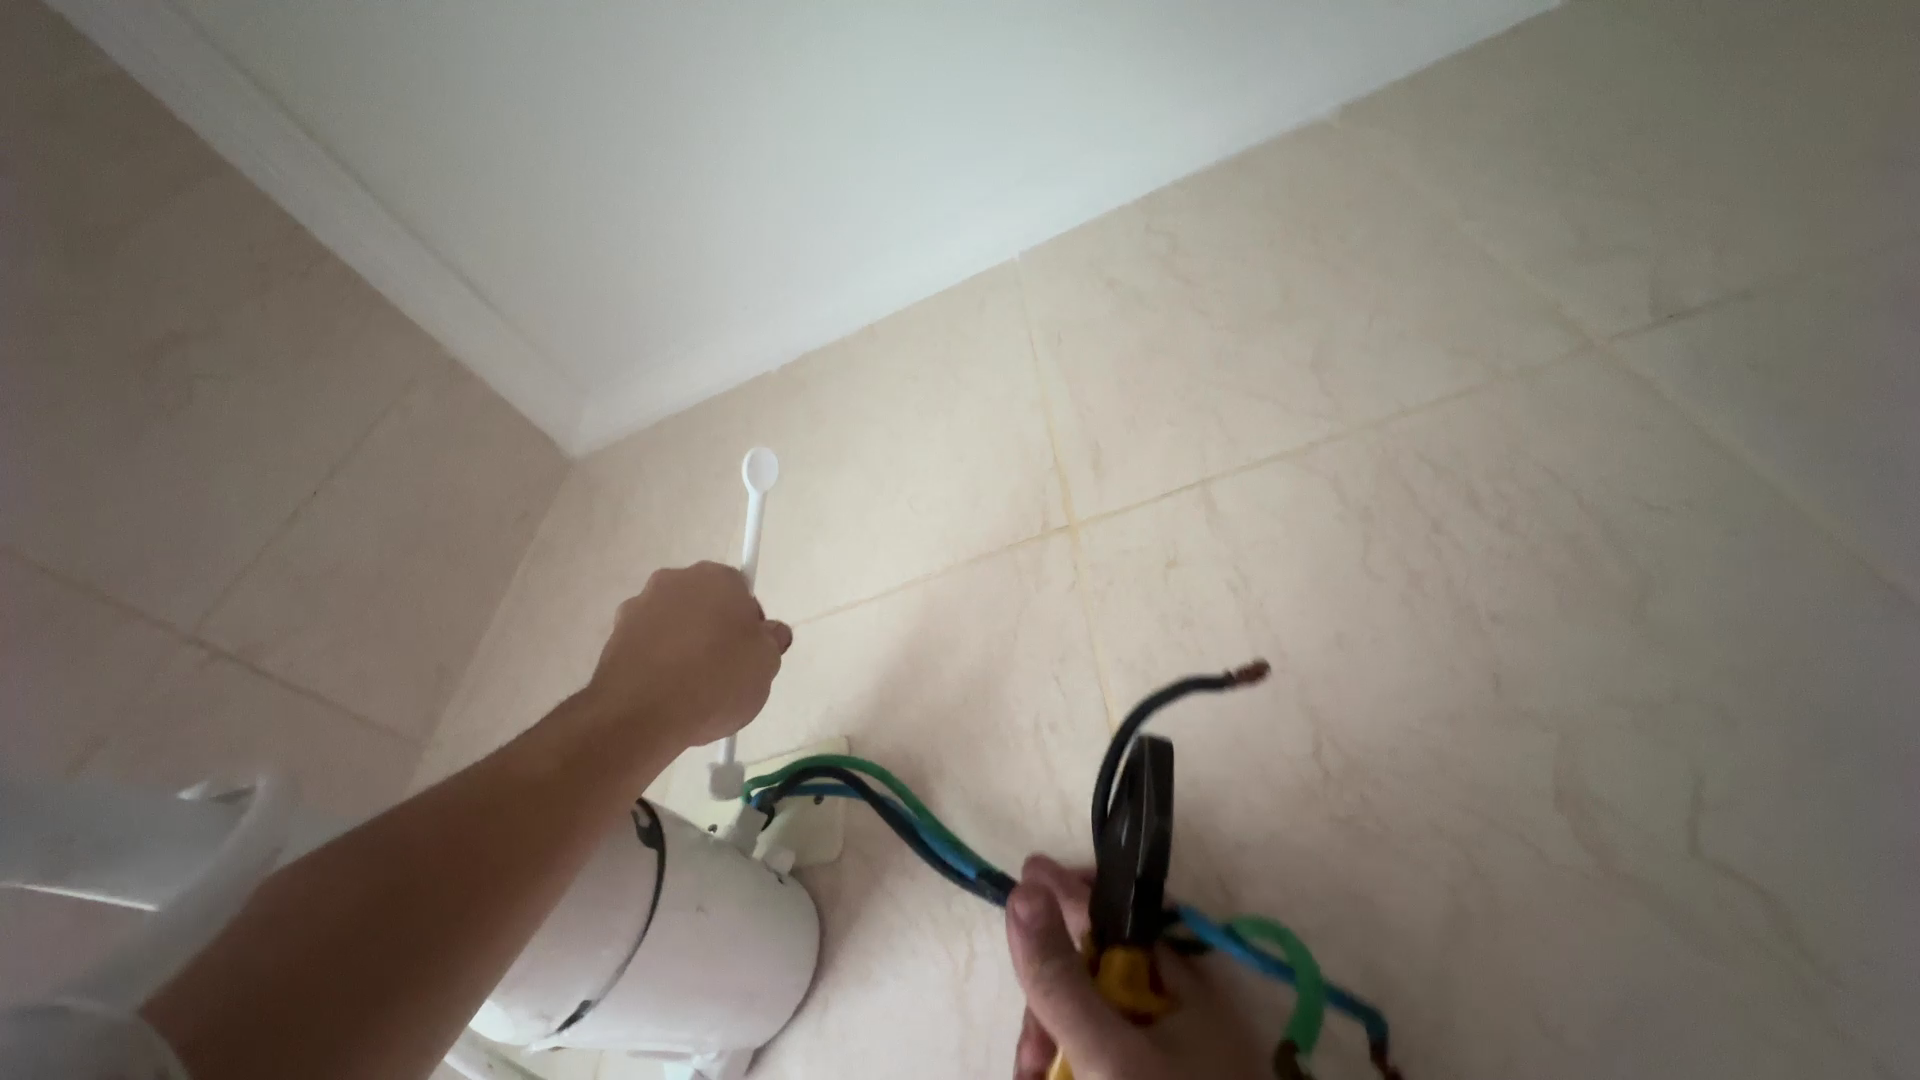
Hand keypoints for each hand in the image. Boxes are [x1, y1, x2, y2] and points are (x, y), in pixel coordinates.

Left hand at [583, 561, 792, 750]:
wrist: (640, 714)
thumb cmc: (716, 680)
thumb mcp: (766, 664)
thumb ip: (772, 640)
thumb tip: (769, 632)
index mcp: (716, 578)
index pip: (743, 592)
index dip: (750, 623)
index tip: (751, 653)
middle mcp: (674, 581)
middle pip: (706, 604)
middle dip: (715, 630)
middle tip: (727, 670)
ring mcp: (638, 607)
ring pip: (674, 624)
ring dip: (684, 645)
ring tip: (693, 688)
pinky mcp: (613, 637)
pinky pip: (648, 646)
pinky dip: (658, 662)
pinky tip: (667, 694)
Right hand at [1006, 856, 1267, 1079]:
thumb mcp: (1109, 1057)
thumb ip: (1062, 980)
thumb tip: (1023, 891)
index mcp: (1181, 984)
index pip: (1121, 914)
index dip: (1073, 891)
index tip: (1029, 871)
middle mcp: (1173, 1008)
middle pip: (1093, 966)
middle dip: (1050, 991)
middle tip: (1029, 1047)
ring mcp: (1160, 1049)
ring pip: (1086, 1014)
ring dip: (1049, 1034)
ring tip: (1032, 1073)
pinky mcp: (1143, 1074)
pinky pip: (1094, 1051)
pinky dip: (1065, 1060)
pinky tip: (1042, 1075)